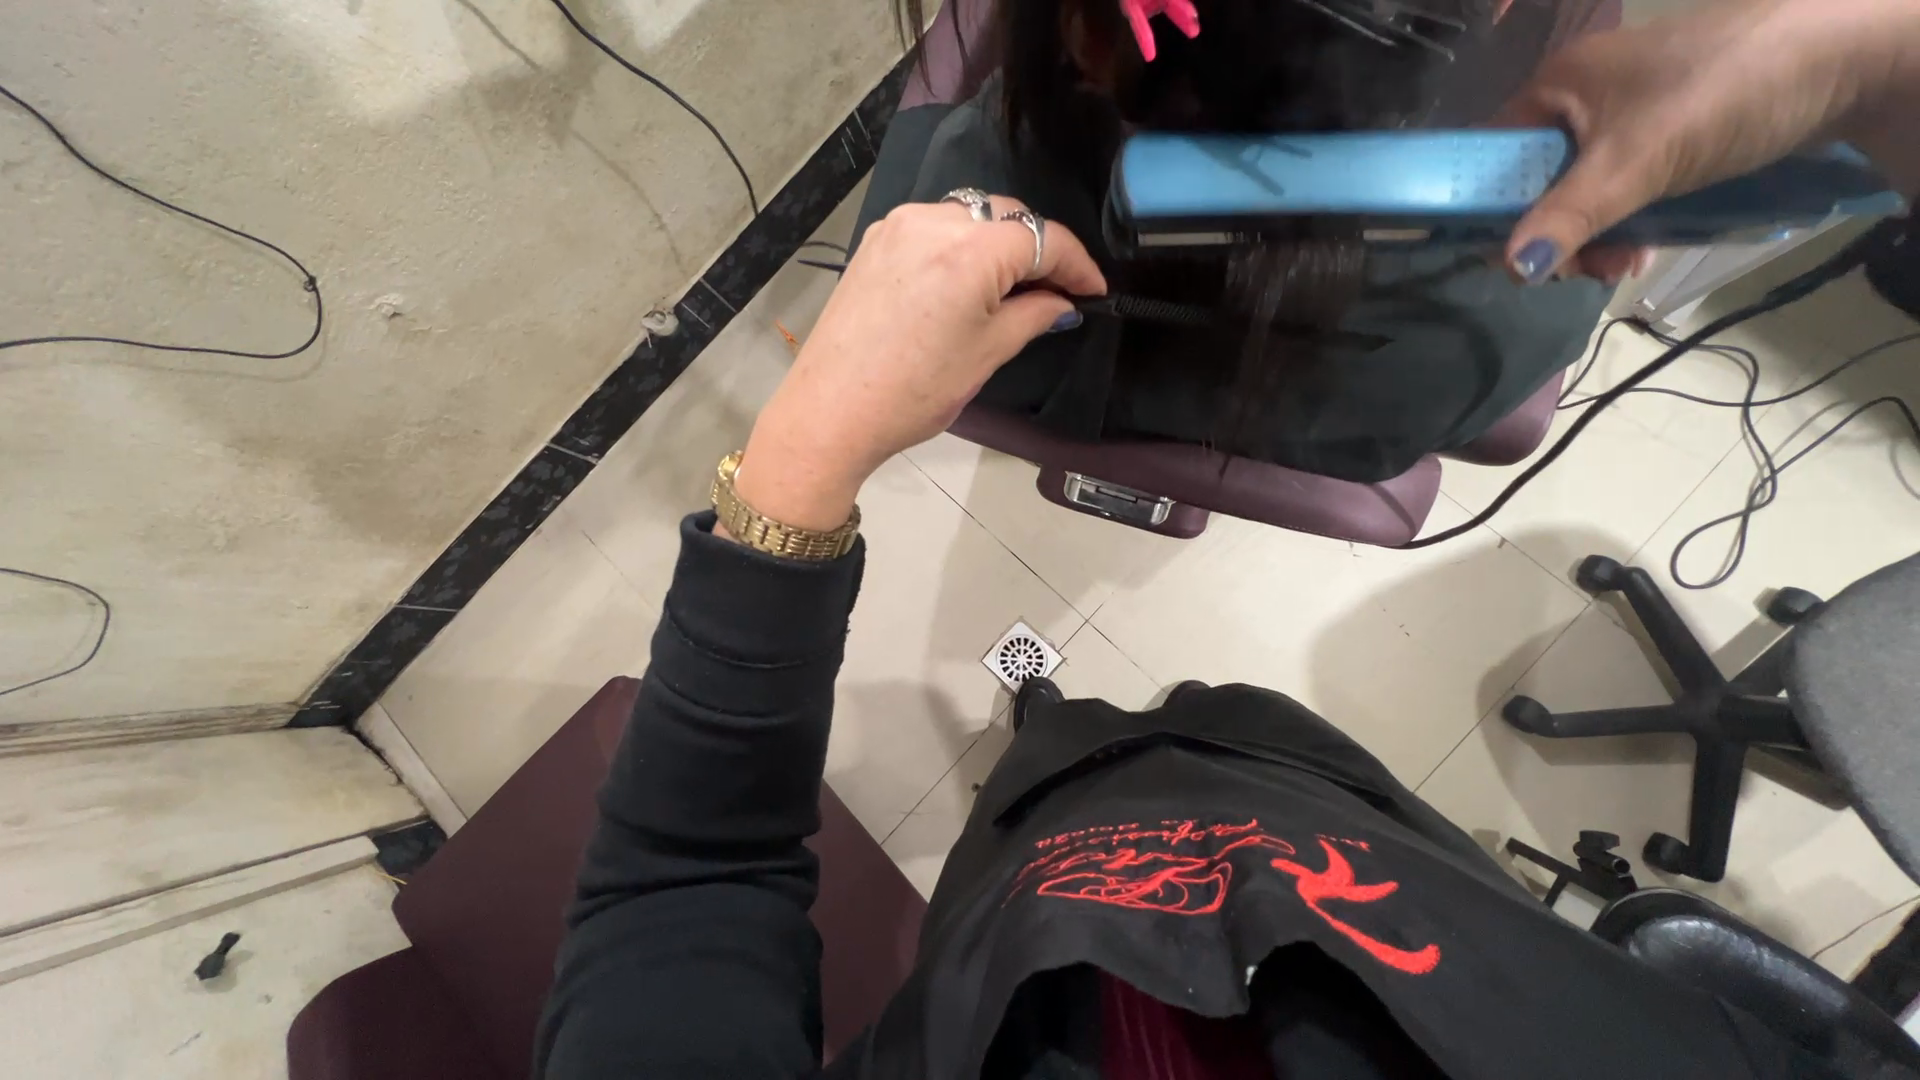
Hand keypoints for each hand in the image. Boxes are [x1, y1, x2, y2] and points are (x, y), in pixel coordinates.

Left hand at [733, 196, 1106, 530]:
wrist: (832, 411)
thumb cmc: (914, 392)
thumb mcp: (986, 354)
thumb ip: (1033, 315)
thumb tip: (1062, 302)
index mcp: (970, 250)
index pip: (1044, 238)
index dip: (1078, 264)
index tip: (1094, 290)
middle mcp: (933, 221)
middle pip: (1007, 216)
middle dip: (1038, 249)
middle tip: (1056, 291)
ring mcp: (899, 226)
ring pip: (970, 217)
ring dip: (999, 243)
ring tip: (1011, 287)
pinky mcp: (876, 241)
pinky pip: (935, 227)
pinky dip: (961, 245)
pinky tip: (967, 280)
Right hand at [1498, 0, 1918, 283]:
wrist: (1865, 56)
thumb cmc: (1729, 92)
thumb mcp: (1636, 161)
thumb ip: (1567, 217)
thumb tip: (1510, 271)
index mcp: (1557, 84)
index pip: (1492, 158)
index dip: (1491, 211)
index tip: (1512, 256)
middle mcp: (1581, 96)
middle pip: (1533, 184)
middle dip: (1552, 236)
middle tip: (1578, 270)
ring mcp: (1624, 114)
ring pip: (1576, 194)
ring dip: (1590, 239)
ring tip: (1621, 264)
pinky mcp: (1663, 132)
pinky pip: (1616, 188)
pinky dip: (1622, 222)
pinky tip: (1641, 246)